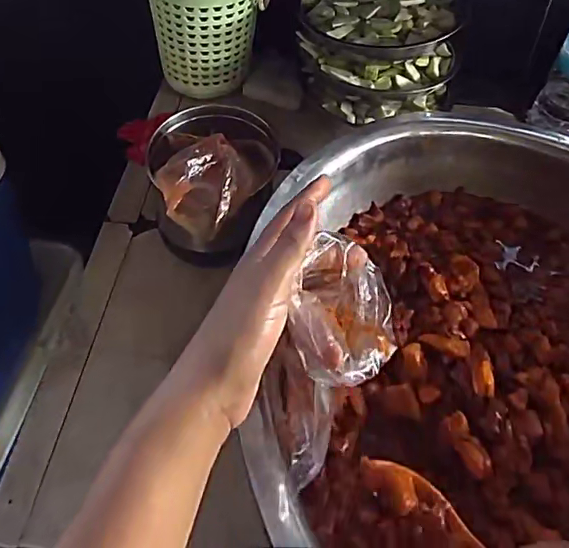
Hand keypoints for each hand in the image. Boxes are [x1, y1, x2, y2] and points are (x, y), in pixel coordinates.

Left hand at [166, 177, 330, 429]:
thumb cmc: (238, 334)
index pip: (288, 218)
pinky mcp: (269, 327)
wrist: (212, 389)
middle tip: (356, 243)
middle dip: (325, 237)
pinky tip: (334, 316)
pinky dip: (320, 303)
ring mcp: (265, 301)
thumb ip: (289, 247)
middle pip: (296, 244)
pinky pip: (302, 303)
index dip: (308, 198)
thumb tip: (309, 205)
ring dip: (326, 270)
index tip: (328, 180)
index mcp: (259, 258)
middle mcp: (261, 274)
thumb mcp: (268, 285)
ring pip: (301, 274)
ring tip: (353, 272)